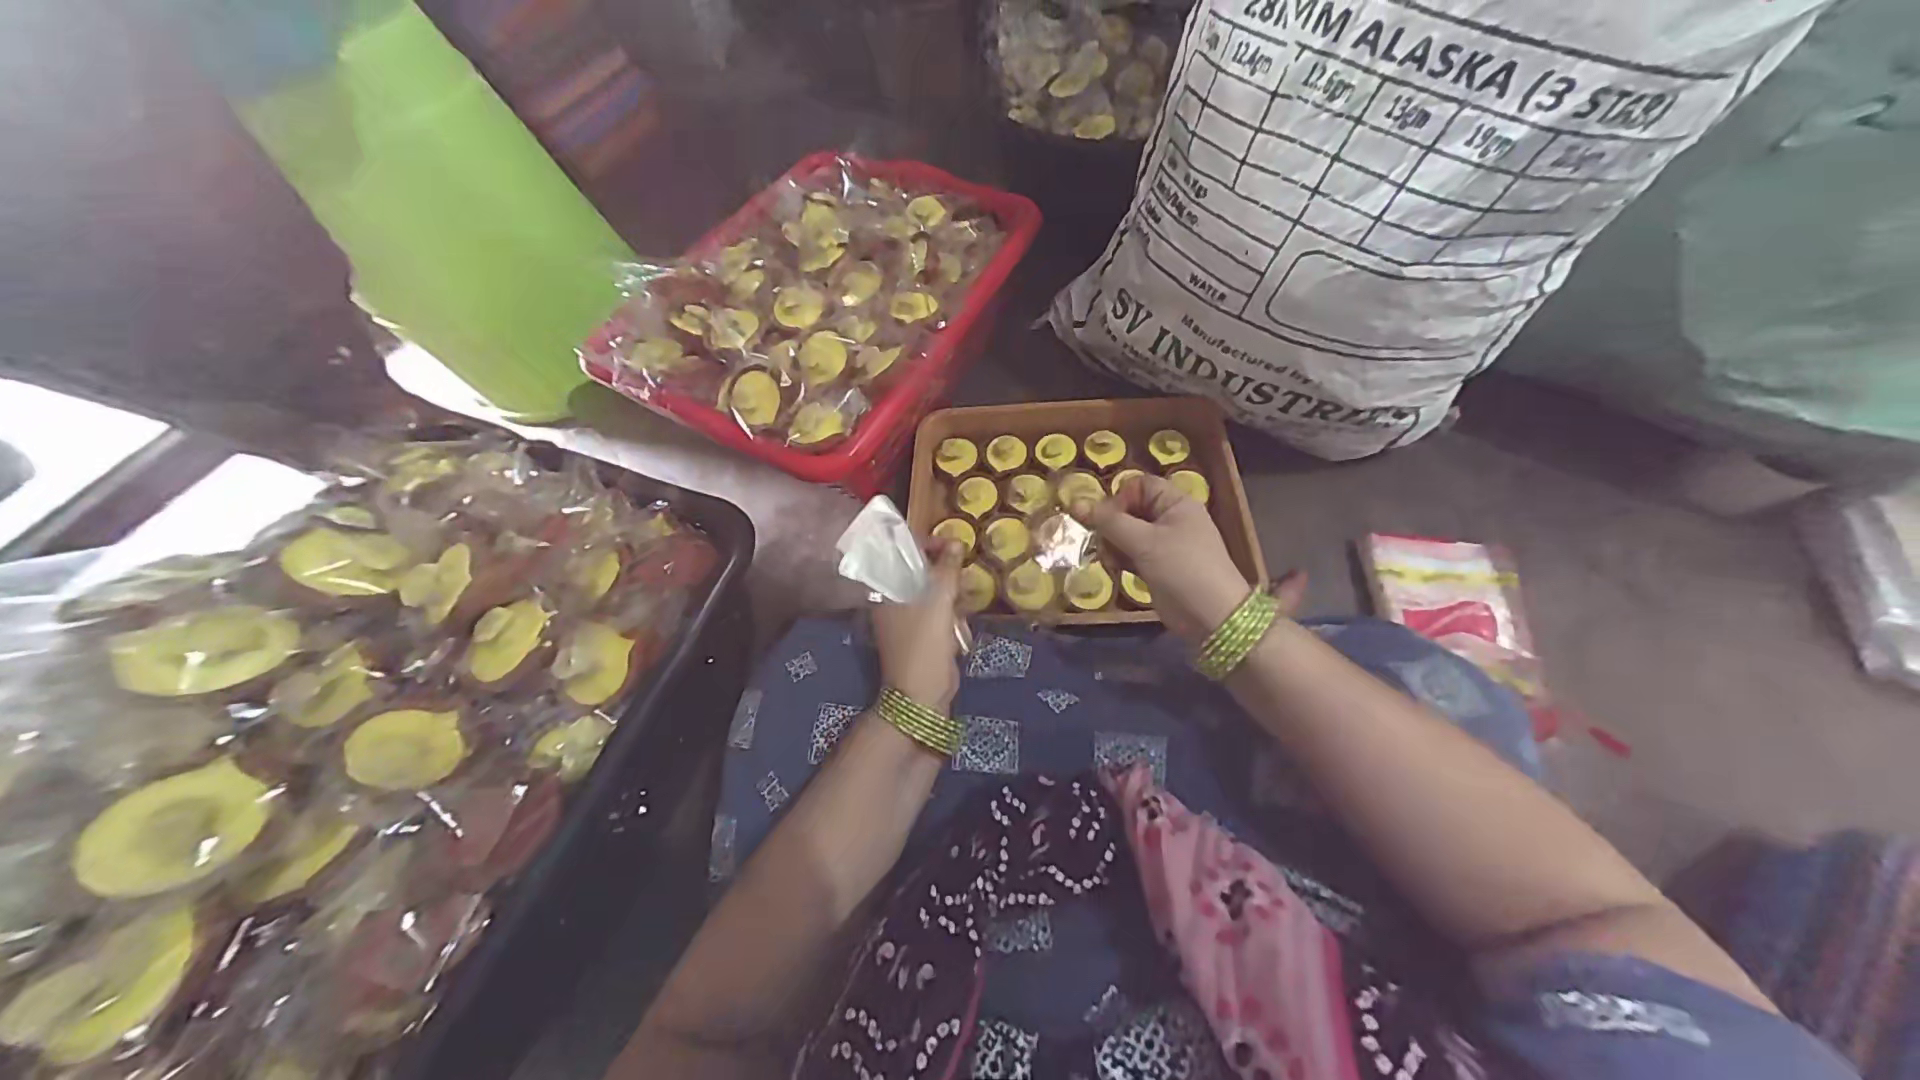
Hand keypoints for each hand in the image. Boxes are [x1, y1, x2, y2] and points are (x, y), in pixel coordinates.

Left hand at [871, 537, 963, 712]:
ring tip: (970, 590)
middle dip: (945, 568)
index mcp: (886, 590)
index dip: (929, 544)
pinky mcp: (923, 634)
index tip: (955, 545)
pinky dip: (952, 608)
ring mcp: (907, 619)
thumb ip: (948, 569)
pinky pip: (938, 611)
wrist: (922, 694)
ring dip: (952, 589)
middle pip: (919, 572)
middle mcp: (892, 601)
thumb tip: (957, 543)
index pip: (903, 554)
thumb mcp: (938, 601)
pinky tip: (967, 611)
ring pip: (932, 592)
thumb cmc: (924, 643)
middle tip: (966, 567)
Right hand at [1075, 474, 1255, 642]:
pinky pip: (1130, 554)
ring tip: (1108, 561)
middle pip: (1129, 510)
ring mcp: (1164, 545)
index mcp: (1175, 503)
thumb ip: (1109, 522)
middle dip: (1111, 526)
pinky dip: (1120, 559)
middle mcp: (1170, 519)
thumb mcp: (1144, 542)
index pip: (1139, 486)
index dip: (1119, 498)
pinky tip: (1114, 570)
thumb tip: (1075, 503)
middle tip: (1102, 544)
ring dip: (1112, 545)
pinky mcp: (1157, 567)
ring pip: (1126, 534)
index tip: (1105, 519)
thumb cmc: (1182, 569)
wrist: (1211, 616)